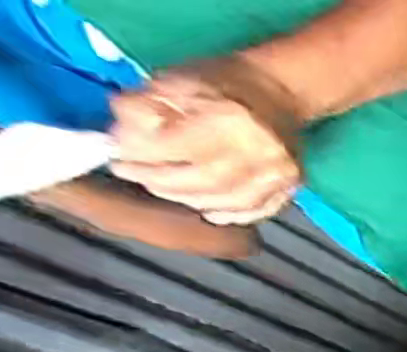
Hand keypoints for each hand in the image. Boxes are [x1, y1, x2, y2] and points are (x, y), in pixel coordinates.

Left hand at [109, 58, 304, 224]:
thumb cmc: (221, 82)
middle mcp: (259, 154)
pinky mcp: (290, 190)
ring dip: (189, 200)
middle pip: (202, 181)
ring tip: (163, 189)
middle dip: (160, 181)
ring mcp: (280, 177)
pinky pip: (256, 211)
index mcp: (229, 120)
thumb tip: (124, 139)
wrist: (279, 95)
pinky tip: (207, 210)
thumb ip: (145, 108)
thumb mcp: (173, 82)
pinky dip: (229, 215)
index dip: (139, 153)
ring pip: (227, 201)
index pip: (175, 147)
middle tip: (132, 174)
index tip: (116, 153)